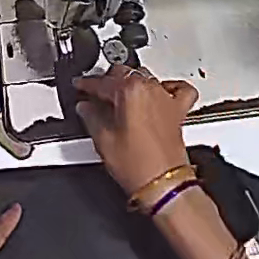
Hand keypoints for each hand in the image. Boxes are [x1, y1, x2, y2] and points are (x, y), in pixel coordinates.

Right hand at [75, 64, 199, 195]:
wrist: (164, 186)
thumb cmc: (138, 166)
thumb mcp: (104, 141)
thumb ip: (91, 117)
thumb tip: (85, 107)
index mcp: (129, 91)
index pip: (102, 82)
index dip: (87, 84)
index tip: (80, 85)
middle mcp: (149, 88)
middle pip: (124, 73)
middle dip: (107, 81)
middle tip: (95, 94)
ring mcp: (166, 97)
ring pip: (145, 77)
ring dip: (132, 83)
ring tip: (120, 97)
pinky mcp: (178, 110)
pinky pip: (178, 89)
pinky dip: (169, 87)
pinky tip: (160, 91)